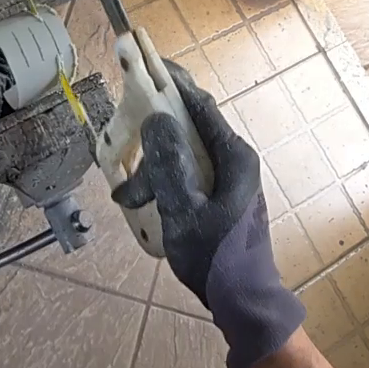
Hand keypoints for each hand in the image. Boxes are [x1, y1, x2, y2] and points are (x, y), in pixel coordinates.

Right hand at [113, 63, 303, 367]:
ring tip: (129, 199)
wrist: (243, 302)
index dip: (172, 82)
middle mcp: (233, 160)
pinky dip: (162, 184)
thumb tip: (156, 119)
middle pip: (185, 131)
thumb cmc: (217, 258)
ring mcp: (227, 178)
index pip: (200, 104)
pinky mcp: (219, 195)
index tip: (146, 64)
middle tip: (125, 168)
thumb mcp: (184, 211)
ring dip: (152, 172)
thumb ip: (169, 165)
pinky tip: (143, 203)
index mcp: (233, 155)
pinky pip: (185, 174)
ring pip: (181, 155)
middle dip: (151, 147)